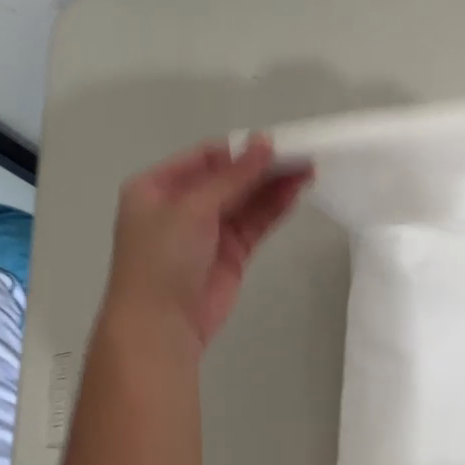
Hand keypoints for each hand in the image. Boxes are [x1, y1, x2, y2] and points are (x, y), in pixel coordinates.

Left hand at [102, 134, 310, 352]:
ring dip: (274, 187)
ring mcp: (208, 230)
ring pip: (247, 201)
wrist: (162, 321)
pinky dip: (274, 210)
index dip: (240, 150)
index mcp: (157, 187)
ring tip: (307, 172)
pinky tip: (295, 195)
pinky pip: (255, 224)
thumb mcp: (192, 208)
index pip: (205, 158)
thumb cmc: (163, 258)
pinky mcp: (232, 253)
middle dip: (262, 168)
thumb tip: (264, 143)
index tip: (276, 143)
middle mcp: (182, 205)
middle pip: (229, 179)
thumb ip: (233, 177)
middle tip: (301, 156)